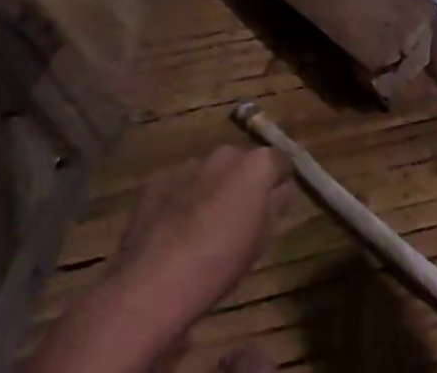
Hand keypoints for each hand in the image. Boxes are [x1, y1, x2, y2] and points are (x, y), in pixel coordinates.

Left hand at [29, 145, 291, 372]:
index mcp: (257, 165)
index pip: (281, 161)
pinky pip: (181, 184)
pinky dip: (183, 198)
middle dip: (244, 182)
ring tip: (204, 225)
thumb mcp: (263, 238)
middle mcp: (225, 154)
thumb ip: (277, 204)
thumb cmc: (221, 262)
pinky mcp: (158, 181)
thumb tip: (282, 188)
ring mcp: (189, 165)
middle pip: (244, 162)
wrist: (154, 282)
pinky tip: (176, 229)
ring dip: (213, 188)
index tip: (276, 202)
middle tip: (240, 217)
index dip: (279, 181)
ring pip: (211, 172)